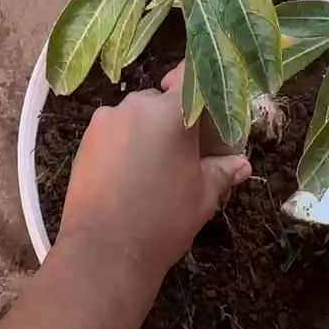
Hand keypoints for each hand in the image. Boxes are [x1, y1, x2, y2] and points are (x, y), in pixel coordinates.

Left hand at [58, 61, 252, 279]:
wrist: (103, 253)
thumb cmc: (162, 221)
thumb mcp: (202, 197)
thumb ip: (222, 171)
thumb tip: (242, 163)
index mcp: (171, 112)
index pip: (190, 75)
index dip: (198, 85)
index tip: (203, 105)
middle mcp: (137, 105)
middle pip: (161, 99)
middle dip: (172, 118)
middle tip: (182, 150)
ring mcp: (107, 119)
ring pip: (136, 114)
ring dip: (146, 130)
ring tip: (150, 168)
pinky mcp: (86, 137)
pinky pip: (113, 128)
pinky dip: (123, 142)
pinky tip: (127, 173)